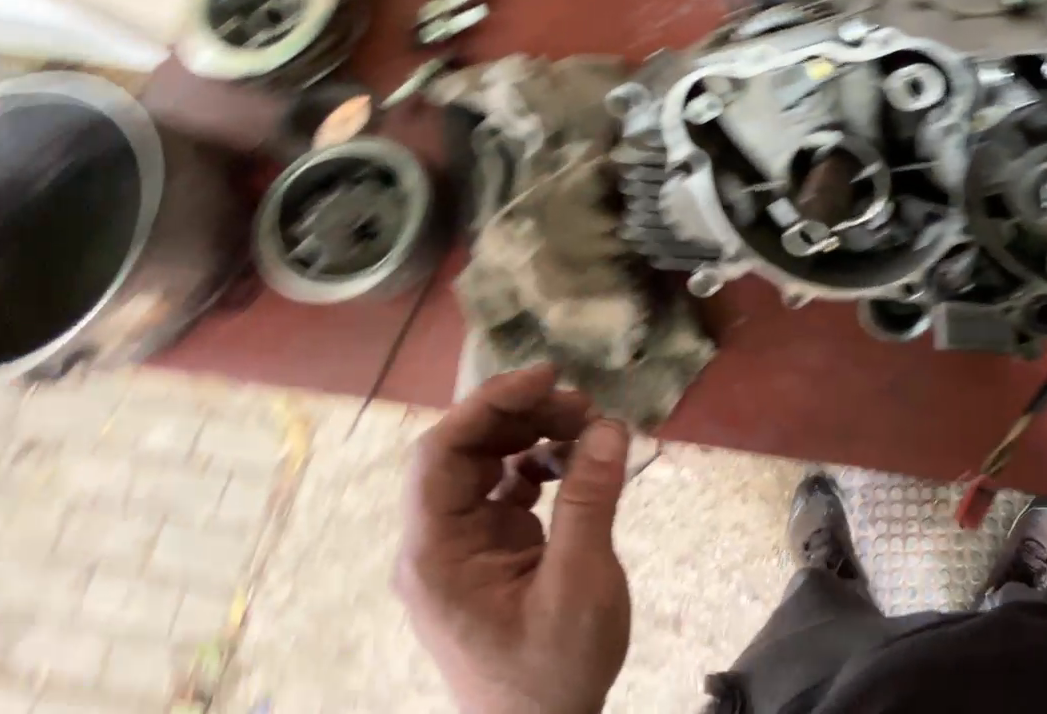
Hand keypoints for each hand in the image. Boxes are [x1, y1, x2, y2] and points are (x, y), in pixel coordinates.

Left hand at [396, 365, 630, 713]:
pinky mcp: (493, 552)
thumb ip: (589, 501)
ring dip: (534, 435)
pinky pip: (507, 489)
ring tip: (589, 426)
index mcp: (437, 554)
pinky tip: (574, 463)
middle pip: (464, 451)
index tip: (548, 377)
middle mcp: (439, 543)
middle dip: (522, 415)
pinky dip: (541, 465)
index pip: (440, 454)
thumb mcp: (579, 585)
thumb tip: (609, 426)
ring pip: (487, 464)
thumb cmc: (553, 669)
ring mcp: (464, 547)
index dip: (488, 404)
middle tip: (585, 406)